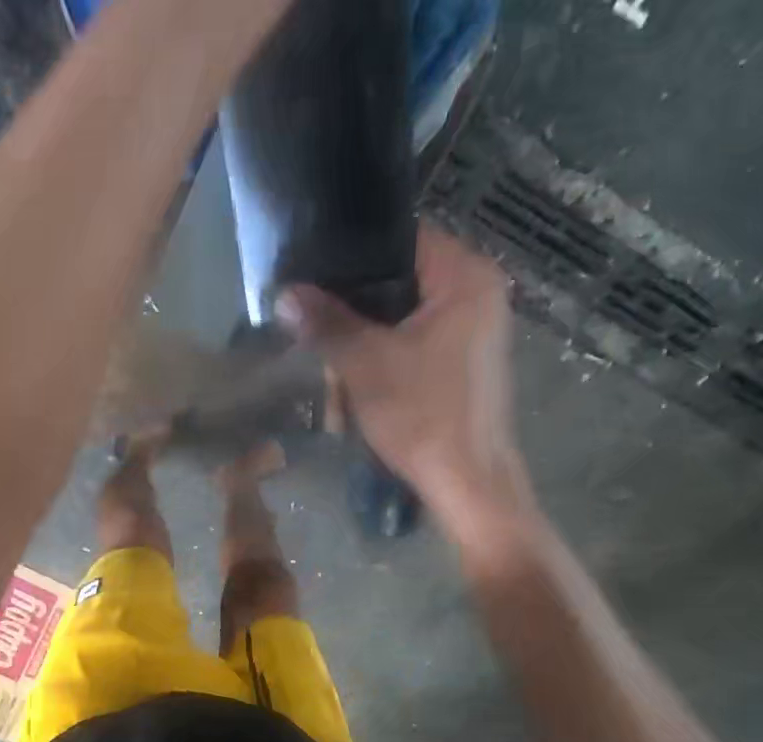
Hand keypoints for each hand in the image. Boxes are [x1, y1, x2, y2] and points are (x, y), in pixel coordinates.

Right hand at [277, 224, 533, 533]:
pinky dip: (385, 350)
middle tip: (311, 311)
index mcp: (466, 277)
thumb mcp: (365, 364)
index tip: (311, 268)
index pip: (403, 239)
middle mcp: (478, 293)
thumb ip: (326, 323)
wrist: (466, 481)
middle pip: (401, 277)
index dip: (353, 252)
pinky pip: (415, 338)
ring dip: (366, 331)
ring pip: (404, 312)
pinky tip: (357, 372)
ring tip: (328, 343)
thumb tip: (284, 293)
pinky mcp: (463, 359)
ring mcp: (474, 328)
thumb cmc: (423, 415)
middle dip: (355, 300)